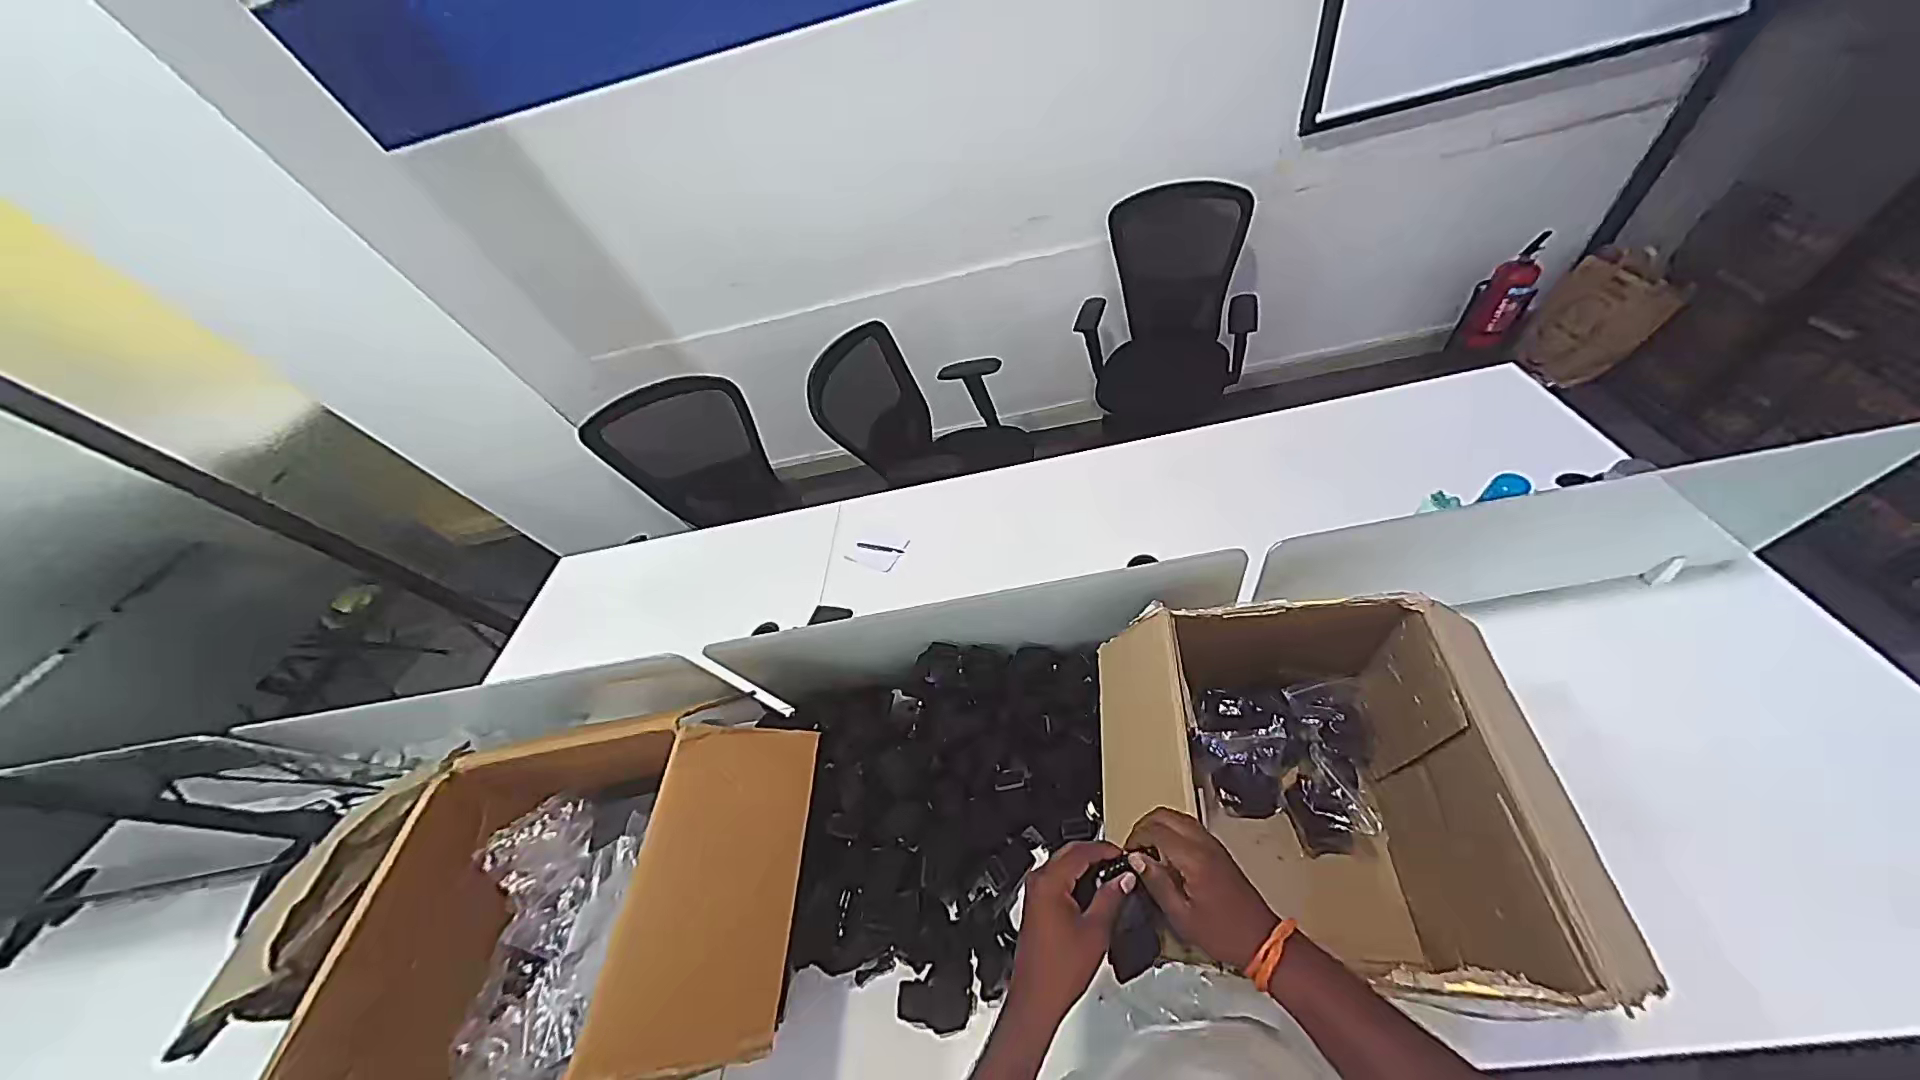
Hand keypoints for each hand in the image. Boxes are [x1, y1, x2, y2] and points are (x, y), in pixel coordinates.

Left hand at [1006, 840, 1135, 1024]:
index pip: (1080, 851)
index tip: (1123, 854)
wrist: (1037, 997)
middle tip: (1120, 863)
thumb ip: (1111, 897)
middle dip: (1096, 854)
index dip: (1105, 849)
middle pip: (1069, 853)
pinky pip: (1057, 879)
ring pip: (1063, 865)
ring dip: (1086, 866)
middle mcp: (1038, 882)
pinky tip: (1094, 892)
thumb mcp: (1096, 930)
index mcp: (1049, 882)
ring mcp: (1034, 892)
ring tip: (1111, 876)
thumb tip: (1123, 879)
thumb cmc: (1059, 971)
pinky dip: (1076, 878)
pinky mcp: (1036, 904)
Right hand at [1126, 807, 1278, 970]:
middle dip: (1143, 826)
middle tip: (1134, 848)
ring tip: (1147, 850)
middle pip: (1164, 815)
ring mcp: (1212, 844)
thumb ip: (1157, 883)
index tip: (1129, 855)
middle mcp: (1204, 844)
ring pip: (1176, 817)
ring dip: (1157, 826)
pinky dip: (1171, 830)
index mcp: (1194, 858)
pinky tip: (1166, 854)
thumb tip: (1137, 860)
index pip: (1155, 830)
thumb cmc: (1225, 933)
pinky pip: (1187, 826)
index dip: (1136, 839)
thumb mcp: (1182, 916)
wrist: (1261, 940)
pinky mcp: (1216, 850)